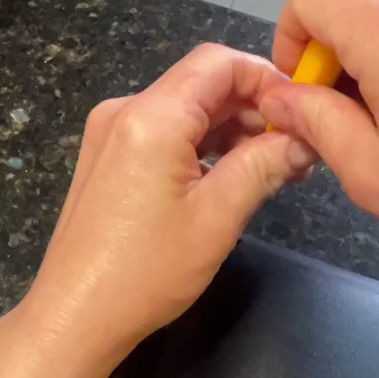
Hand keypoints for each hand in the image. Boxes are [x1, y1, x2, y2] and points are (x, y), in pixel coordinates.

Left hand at [19, 43, 317, 354]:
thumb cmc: (146, 272)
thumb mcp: (217, 218)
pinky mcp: (106, 155)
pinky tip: (228, 175)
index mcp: (151, 116)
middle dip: (252, 107)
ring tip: (270, 167)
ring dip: (229, 128)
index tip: (301, 114)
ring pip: (184, 108)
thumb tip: (303, 140)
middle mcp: (125, 110)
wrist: (75, 314)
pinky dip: (199, 144)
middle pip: (201, 83)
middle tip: (294, 150)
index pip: (219, 62)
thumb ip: (264, 166)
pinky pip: (162, 131)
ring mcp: (109, 132)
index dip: (267, 79)